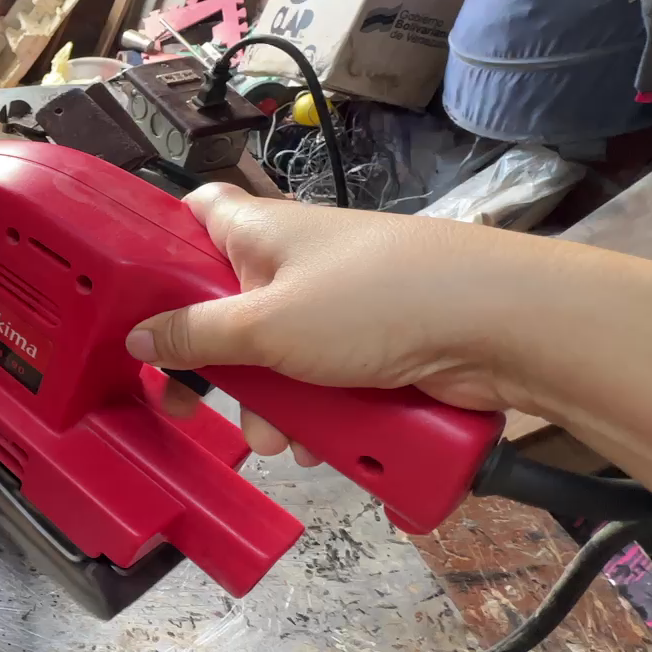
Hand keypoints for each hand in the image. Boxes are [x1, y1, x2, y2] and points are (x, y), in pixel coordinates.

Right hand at [126, 183, 539, 461]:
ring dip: (259, 398)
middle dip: (205, 355)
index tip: (137, 284)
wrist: (517, 327)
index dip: (163, 236)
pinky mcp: (368, 339)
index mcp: (258, 232)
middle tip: (184, 398)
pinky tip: (312, 441)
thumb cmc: (375, 303)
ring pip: (268, 348)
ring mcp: (331, 301)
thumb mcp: (266, 325)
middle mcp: (289, 260)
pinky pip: (313, 373)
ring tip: (272, 439)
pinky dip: (306, 407)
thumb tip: (135, 340)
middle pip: (221, 300)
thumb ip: (194, 335)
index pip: (196, 210)